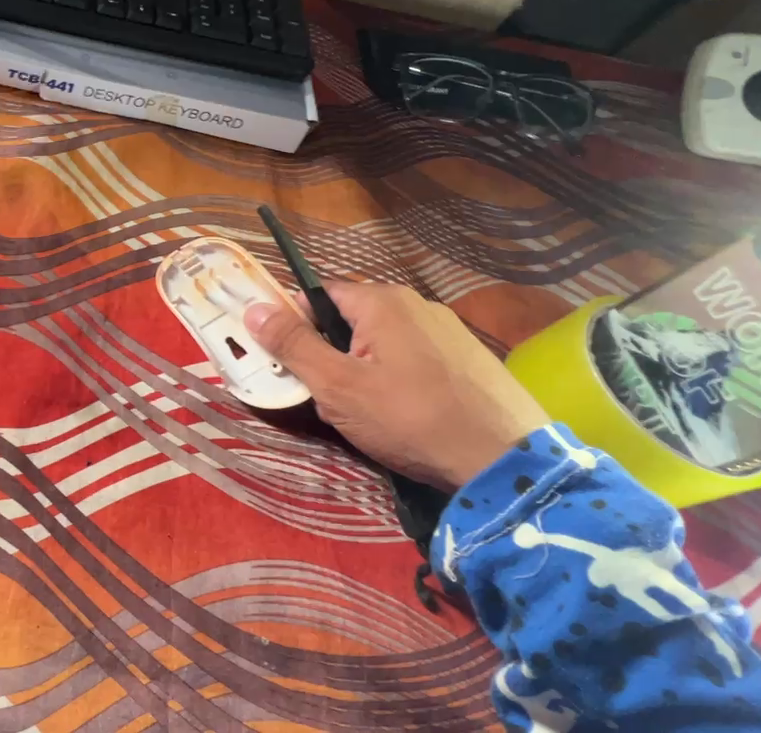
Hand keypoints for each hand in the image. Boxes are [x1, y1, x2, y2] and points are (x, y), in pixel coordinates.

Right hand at [243, 282, 549, 490]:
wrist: (507, 466)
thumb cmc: (410, 418)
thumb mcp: (337, 386)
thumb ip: (292, 344)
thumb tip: (253, 308)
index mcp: (381, 301)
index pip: (316, 294)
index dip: (294, 325)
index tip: (288, 362)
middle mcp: (417, 304)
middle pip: (348, 319)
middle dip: (329, 353)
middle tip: (326, 395)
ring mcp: (450, 331)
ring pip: (381, 341)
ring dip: (361, 368)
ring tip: (365, 411)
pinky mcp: (471, 360)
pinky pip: (413, 357)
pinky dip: (397, 379)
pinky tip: (403, 414)